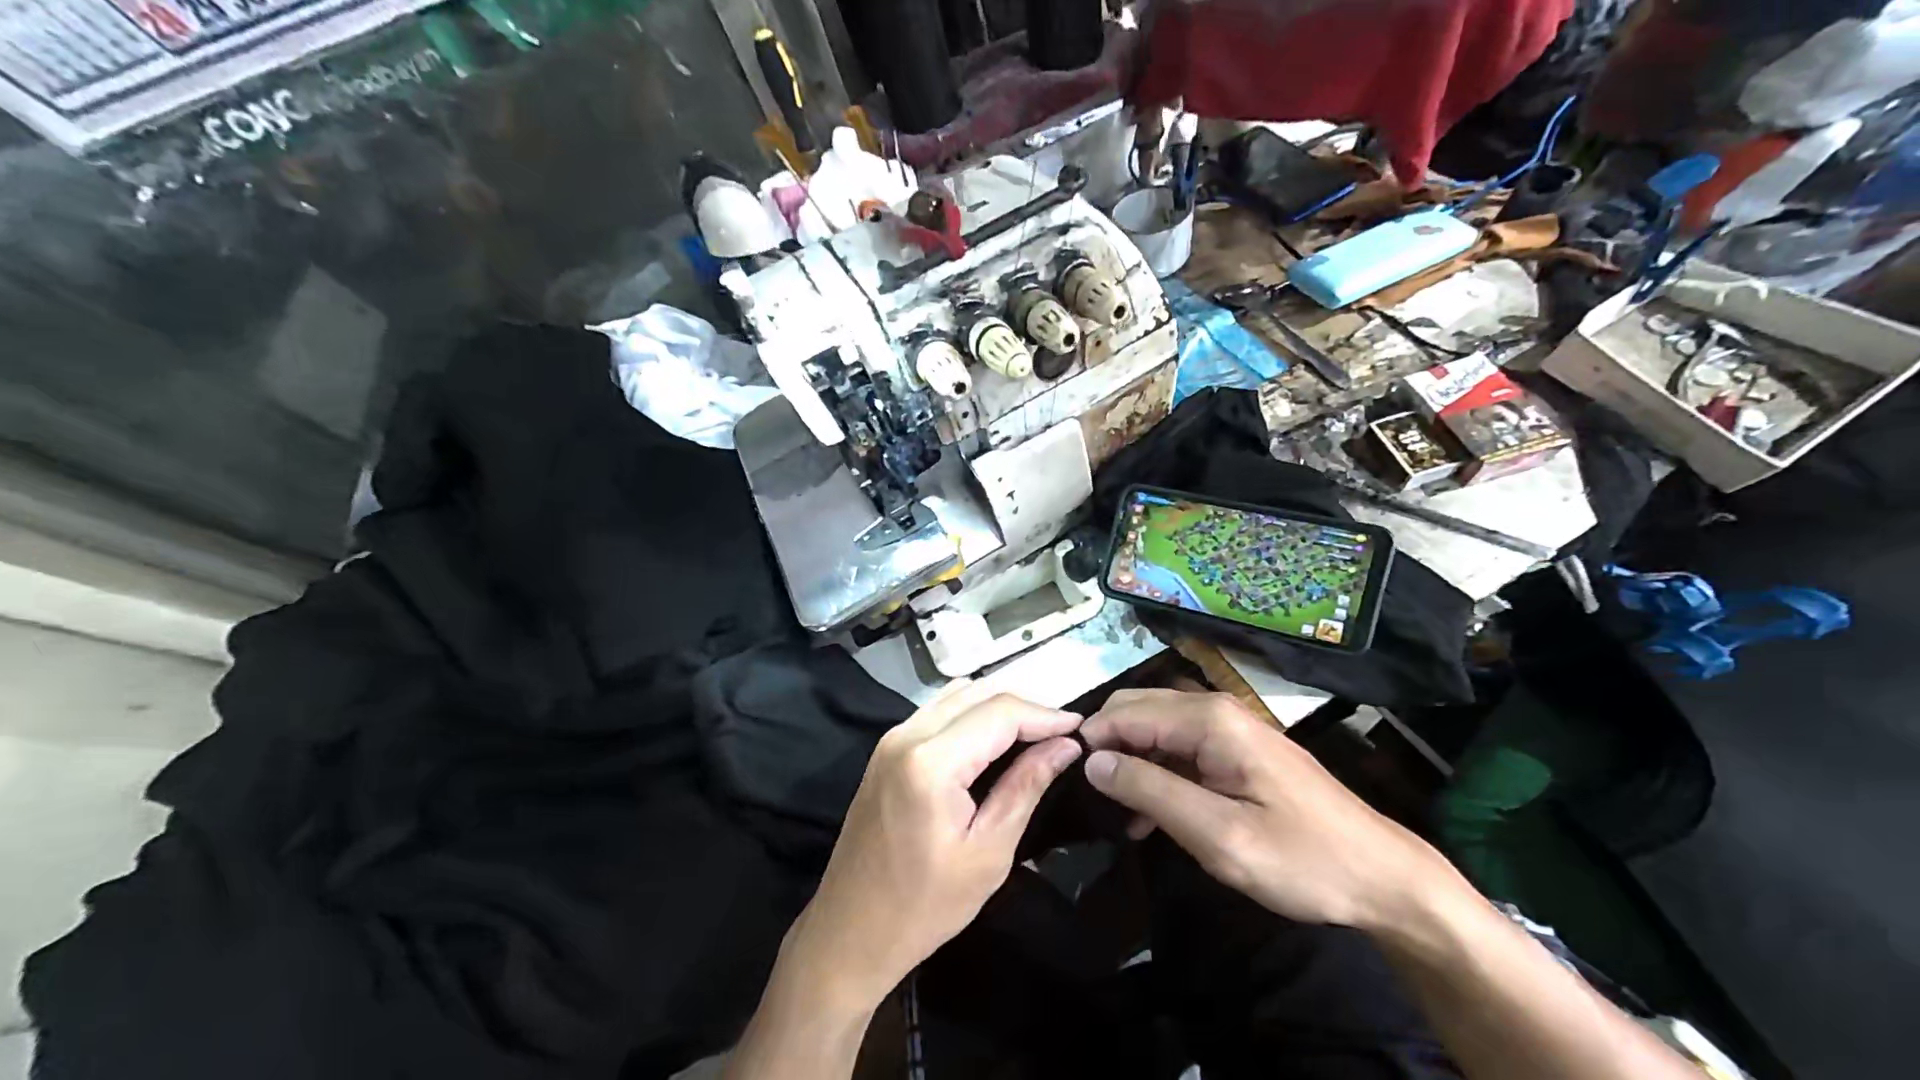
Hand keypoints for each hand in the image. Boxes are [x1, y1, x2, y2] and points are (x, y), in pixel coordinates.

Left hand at [780, 682, 1083, 1009]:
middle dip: (1024, 706)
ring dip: (997, 705)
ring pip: (956, 694)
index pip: (1000, 713)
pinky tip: (993, 739)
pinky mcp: (885, 749)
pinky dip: (971, 713)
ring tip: (1034, 735)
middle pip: (978, 692)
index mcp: (931, 761)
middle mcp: (907, 735)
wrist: (850, 930)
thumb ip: (1026, 787)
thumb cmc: (925, 905)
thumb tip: (1065, 746)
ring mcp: (891, 738)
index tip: (1081, 729)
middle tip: (1060, 734)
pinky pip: (937, 710)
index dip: (1045, 715)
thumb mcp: (988, 852)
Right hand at [1080, 688, 1460, 931]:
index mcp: (1210, 720)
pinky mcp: (1236, 752)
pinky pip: (1179, 750)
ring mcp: (1228, 730)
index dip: (1092, 742)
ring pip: (1155, 730)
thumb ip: (1151, 791)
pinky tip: (1151, 818)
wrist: (1383, 879)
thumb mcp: (1219, 834)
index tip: (1071, 781)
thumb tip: (1092, 761)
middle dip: (1109, 748)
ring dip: (1131, 765)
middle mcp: (1215, 710)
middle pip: (1138, 710)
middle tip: (1095, 799)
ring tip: (1122, 818)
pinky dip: (1157, 775)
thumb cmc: (1302, 859)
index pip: (1126, 712)